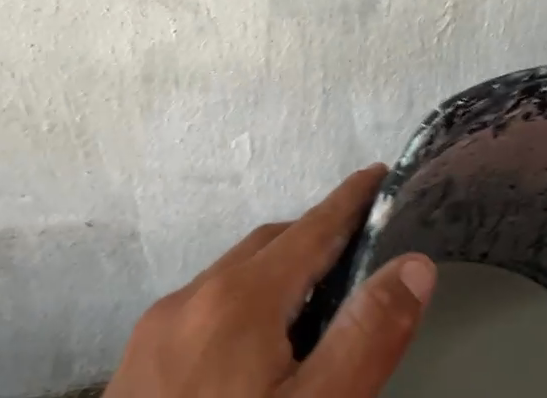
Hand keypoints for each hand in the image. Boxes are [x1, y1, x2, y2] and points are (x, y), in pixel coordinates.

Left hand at [104, 165, 436, 397]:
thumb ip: (368, 335)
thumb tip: (414, 265)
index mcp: (238, 298)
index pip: (312, 228)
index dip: (352, 199)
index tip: (382, 174)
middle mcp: (189, 301)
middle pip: (269, 245)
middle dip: (317, 237)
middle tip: (362, 251)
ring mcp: (153, 337)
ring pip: (231, 277)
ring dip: (278, 273)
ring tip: (317, 303)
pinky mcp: (132, 374)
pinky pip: (202, 312)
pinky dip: (243, 305)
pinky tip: (256, 351)